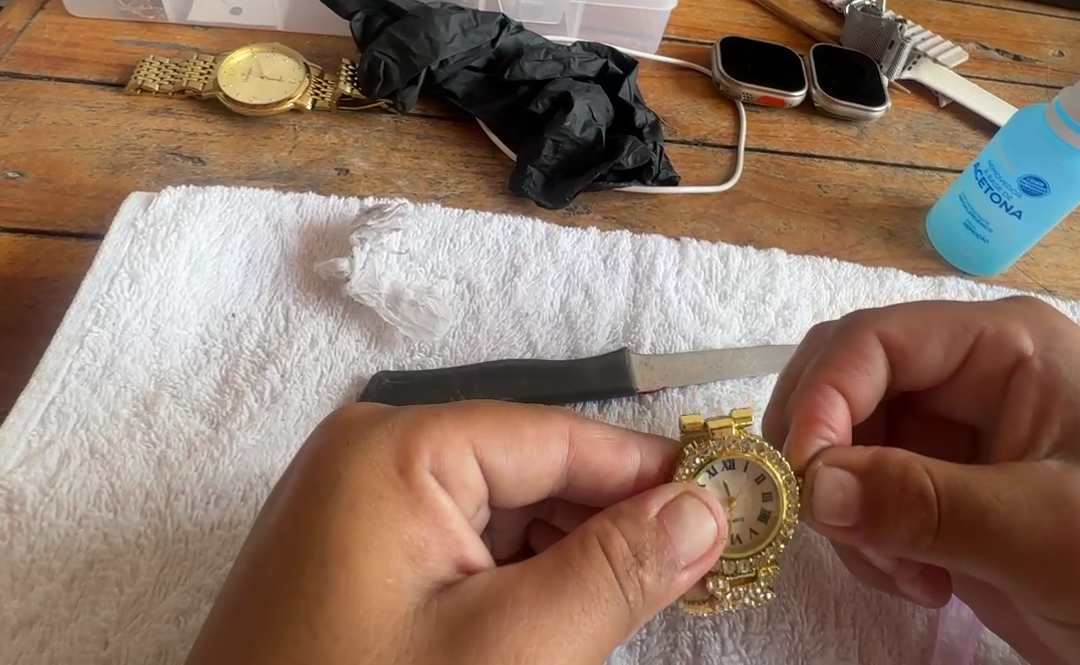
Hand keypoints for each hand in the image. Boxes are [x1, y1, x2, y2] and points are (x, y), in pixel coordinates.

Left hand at [185, 401, 727, 664]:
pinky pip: (462, 541)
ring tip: (634, 596)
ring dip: (567, 553)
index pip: (553, 437)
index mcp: (396, 446)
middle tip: (693, 562)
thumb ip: (613, 571)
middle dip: (607, 520)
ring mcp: (360, 502)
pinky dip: (517, 577)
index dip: (643, 467)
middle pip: (527, 471)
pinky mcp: (358, 551)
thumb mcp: (504, 654)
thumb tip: (705, 507)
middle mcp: (374, 452)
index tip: (722, 494)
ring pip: (499, 510)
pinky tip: (559, 614)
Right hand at [764, 297, 1079, 664]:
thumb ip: (929, 504)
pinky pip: (858, 486)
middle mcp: (969, 368)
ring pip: (841, 435)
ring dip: (845, 504)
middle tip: (834, 525)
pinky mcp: (938, 481)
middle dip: (827, 449)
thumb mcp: (1056, 542)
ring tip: (901, 571)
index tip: (799, 475)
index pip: (877, 340)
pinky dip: (862, 534)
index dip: (824, 394)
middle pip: (845, 377)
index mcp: (1006, 344)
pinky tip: (918, 581)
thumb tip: (809, 484)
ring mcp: (951, 426)